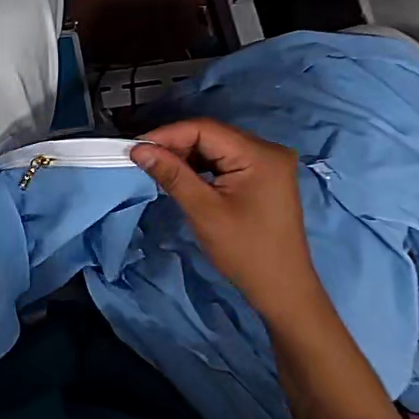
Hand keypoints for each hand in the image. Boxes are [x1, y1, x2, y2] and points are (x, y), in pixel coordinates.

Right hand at [130, 119, 319, 317]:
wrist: (282, 289)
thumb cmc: (245, 251)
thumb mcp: (204, 211)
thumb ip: (172, 174)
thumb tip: (139, 149)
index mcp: (259, 155)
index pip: (205, 129)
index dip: (167, 135)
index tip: (136, 148)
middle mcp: (268, 150)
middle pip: (211, 135)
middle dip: (175, 145)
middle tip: (144, 159)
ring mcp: (268, 163)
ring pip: (217, 147)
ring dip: (187, 155)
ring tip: (159, 168)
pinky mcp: (264, 176)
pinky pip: (226, 160)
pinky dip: (202, 166)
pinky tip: (183, 176)